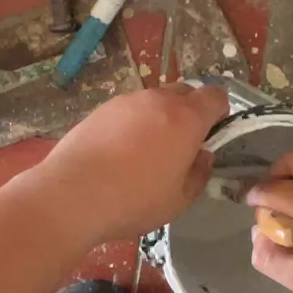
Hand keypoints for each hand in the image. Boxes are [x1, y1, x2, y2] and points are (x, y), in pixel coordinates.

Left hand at [30, 83, 228, 244]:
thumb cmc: (134, 201)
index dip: (220, 112)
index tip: (213, 133)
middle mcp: (159, 101)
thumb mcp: (179, 200)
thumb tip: (203, 157)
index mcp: (186, 119)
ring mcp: (127, 101)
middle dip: (190, 112)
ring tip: (147, 151)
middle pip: (185, 92)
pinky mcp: (101, 109)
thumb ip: (199, 174)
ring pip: (155, 100)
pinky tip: (120, 152)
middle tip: (182, 145)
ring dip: (160, 117)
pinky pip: (129, 110)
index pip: (215, 96)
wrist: (72, 195)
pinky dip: (133, 123)